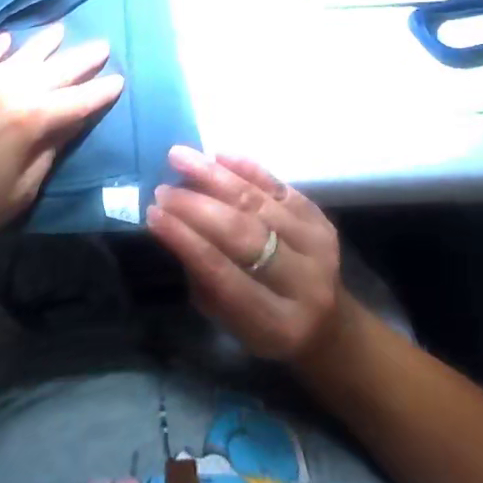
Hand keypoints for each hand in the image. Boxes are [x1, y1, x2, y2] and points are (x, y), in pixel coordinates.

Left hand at [0, 25, 123, 293]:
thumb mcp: (21, 189)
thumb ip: (49, 149)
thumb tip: (69, 122)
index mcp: (30, 120)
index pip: (77, 100)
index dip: (101, 91)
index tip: (120, 80)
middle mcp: (9, 90)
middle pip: (54, 70)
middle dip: (82, 59)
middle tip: (103, 46)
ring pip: (21, 54)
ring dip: (44, 42)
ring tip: (62, 30)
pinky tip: (9, 39)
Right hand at [146, 147, 347, 361]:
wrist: (330, 325)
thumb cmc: (265, 327)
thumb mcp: (229, 320)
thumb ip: (203, 278)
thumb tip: (172, 226)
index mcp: (277, 323)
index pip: (223, 273)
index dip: (186, 240)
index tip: (153, 214)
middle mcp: (305, 282)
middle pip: (244, 233)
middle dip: (196, 206)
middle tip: (162, 190)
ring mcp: (318, 247)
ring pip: (260, 203)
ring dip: (215, 177)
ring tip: (180, 158)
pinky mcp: (322, 220)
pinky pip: (281, 187)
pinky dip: (248, 168)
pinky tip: (217, 155)